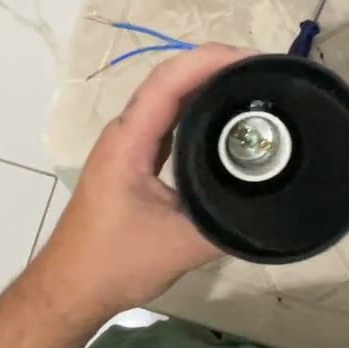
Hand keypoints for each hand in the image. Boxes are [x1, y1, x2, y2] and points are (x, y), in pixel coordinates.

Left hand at [28, 44, 250, 318]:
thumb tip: (277, 208)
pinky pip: (170, 121)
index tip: (254, 58)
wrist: (71, 289)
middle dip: (217, 66)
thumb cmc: (113, 263)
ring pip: (170, 99)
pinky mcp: (136, 161)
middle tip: (266, 71)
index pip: (169, 82)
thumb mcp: (180, 246)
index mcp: (129, 142)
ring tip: (254, 86)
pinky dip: (199, 111)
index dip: (211, 60)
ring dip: (208, 85)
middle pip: (171, 81)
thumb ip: (230, 226)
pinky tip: (226, 120)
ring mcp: (129, 146)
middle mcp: (126, 133)